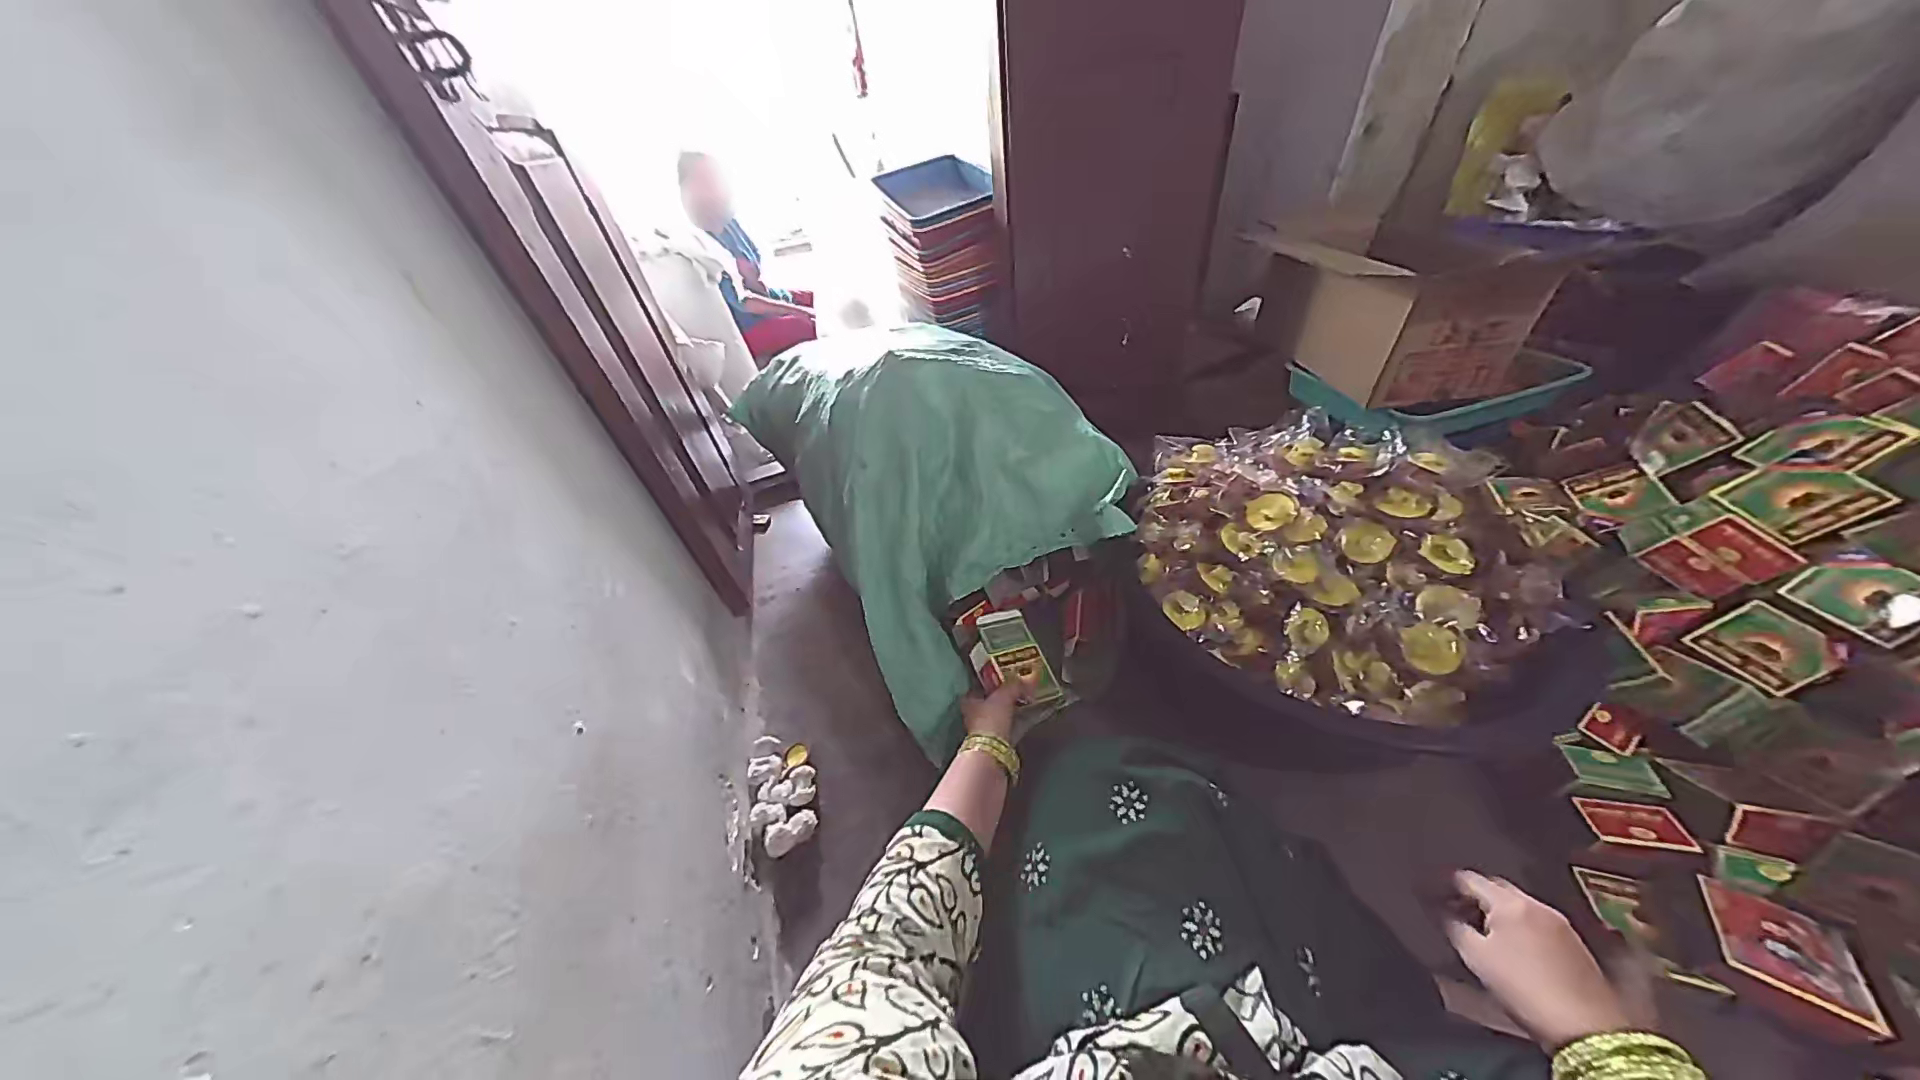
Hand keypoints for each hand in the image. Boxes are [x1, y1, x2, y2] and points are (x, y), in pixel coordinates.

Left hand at [960, 678, 1028, 742]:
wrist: (993, 751)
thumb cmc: (992, 719)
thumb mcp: (1004, 696)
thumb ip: (1013, 685)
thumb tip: (1023, 679)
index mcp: (969, 700)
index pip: (978, 686)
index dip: (990, 681)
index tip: (1004, 677)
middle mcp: (972, 714)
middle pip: (989, 700)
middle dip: (1002, 696)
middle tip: (1018, 689)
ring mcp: (983, 729)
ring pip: (998, 713)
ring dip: (1009, 708)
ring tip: (1025, 701)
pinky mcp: (994, 741)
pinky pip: (1006, 725)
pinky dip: (1014, 720)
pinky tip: (1025, 716)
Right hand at [1444, 870, 1631, 1050]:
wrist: (1589, 1029)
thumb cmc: (1523, 987)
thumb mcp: (1475, 956)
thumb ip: (1454, 926)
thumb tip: (1443, 912)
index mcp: (1509, 902)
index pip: (1468, 878)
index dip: (1447, 884)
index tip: (1434, 895)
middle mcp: (1537, 905)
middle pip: (1496, 886)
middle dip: (1474, 894)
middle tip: (1456, 910)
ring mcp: (1561, 924)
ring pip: (1519, 904)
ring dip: (1498, 910)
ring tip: (1483, 929)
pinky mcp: (1576, 944)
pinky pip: (1536, 921)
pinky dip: (1519, 924)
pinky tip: (1513, 944)